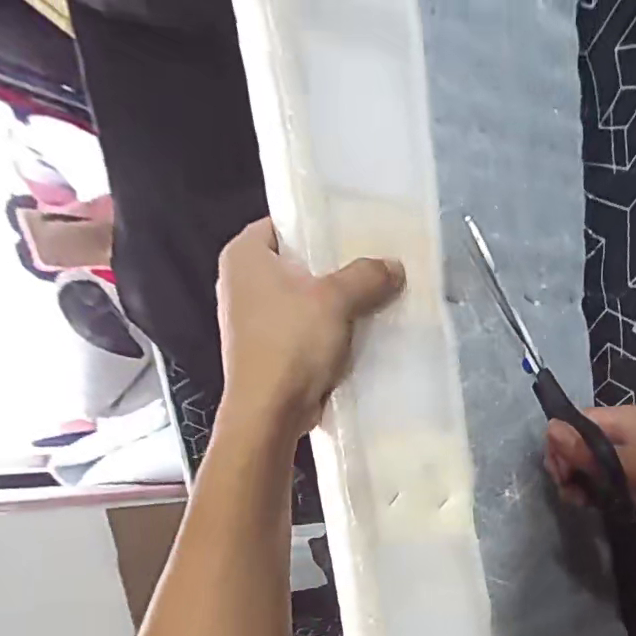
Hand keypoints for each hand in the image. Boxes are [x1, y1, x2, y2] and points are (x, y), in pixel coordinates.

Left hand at [215, 217, 404, 437]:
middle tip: (374, 267)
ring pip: (304, 299)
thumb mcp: (335, 301)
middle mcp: (241, 282)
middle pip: (298, 263)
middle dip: (335, 268)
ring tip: (374, 300)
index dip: (319, 226)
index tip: (355, 234)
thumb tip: (394, 265)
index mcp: (244, 255)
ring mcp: (253, 319)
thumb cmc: (292, 344)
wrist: (270, 411)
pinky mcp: (269, 350)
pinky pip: (305, 329)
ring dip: (336, 303)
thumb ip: (367, 277)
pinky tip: (358, 333)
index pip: (284, 223)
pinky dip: (329, 329)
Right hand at [543, 405, 635, 541]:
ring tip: (583, 502)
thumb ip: (590, 452)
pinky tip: (591, 504)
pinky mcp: (622, 477)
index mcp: (621, 420)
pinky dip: (586, 490)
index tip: (564, 476)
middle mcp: (617, 432)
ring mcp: (619, 455)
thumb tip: (551, 429)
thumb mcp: (631, 470)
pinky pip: (591, 478)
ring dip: (573, 482)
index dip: (561, 447)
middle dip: (565, 467)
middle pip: (571, 442)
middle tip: (573, 493)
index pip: (572, 421)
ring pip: (578, 462)